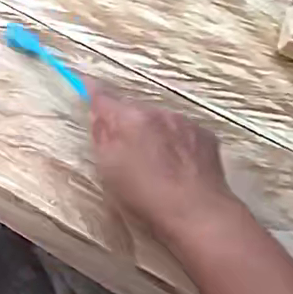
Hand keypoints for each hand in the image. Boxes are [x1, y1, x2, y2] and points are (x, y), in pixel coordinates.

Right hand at [88, 87, 237, 234]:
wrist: (198, 212)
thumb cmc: (146, 195)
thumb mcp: (109, 169)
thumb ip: (102, 137)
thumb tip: (99, 116)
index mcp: (131, 119)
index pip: (105, 98)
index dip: (93, 90)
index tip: (85, 82)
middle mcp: (160, 112)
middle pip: (135, 111)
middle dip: (128, 124)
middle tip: (126, 151)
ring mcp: (186, 122)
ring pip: (162, 120)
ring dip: (155, 133)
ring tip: (157, 164)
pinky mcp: (206, 136)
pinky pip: (184, 132)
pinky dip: (177, 143)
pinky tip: (179, 166)